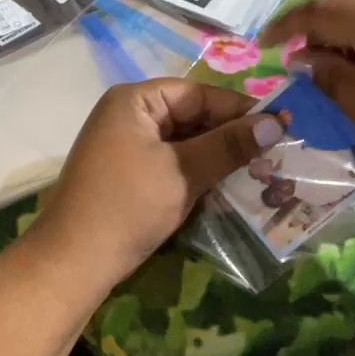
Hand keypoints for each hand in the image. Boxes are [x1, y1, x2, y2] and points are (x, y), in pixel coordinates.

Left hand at [29, 79, 283, 285]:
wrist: (73, 262)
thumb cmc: (128, 206)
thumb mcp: (184, 172)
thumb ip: (229, 145)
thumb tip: (277, 122)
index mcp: (135, 100)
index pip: (198, 93)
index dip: (239, 109)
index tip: (281, 126)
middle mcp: (128, 114)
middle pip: (191, 115)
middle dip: (230, 135)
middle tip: (274, 153)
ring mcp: (125, 144)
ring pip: (184, 140)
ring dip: (217, 156)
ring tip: (260, 171)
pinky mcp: (128, 173)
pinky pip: (171, 161)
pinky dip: (197, 171)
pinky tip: (227, 187)